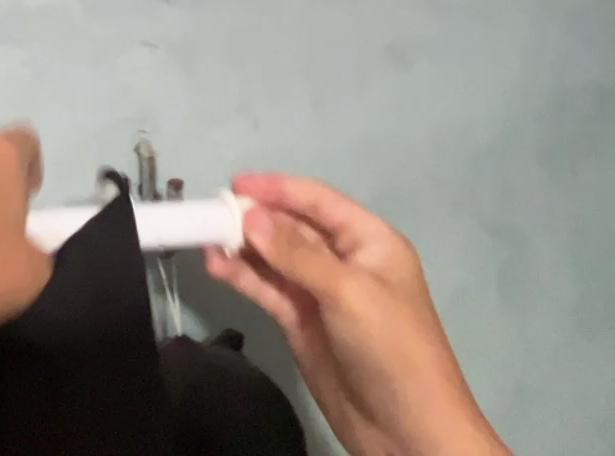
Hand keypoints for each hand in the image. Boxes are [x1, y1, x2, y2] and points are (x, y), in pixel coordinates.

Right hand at [205, 174, 507, 455]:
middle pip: (291, 226)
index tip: (235, 184)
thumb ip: (296, 253)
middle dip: (254, 218)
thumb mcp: (348, 293)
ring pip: (274, 257)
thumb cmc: (392, 348)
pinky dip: (242, 276)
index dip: (277, 188)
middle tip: (212, 214)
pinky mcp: (300, 320)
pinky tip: (216, 266)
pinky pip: (266, 288)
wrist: (409, 433)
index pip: (317, 201)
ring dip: (242, 247)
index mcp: (368, 241)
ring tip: (205, 238)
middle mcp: (342, 259)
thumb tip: (249, 216)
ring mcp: (319, 291)